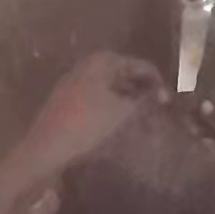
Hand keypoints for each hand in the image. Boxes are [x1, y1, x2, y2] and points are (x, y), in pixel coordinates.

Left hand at [13, 51, 167, 174]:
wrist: (44, 152)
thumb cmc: (86, 126)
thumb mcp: (122, 113)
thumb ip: (144, 101)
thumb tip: (162, 95)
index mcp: (100, 62)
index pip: (138, 64)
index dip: (157, 81)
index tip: (170, 101)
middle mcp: (86, 68)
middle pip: (122, 74)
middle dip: (142, 89)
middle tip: (159, 109)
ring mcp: (74, 86)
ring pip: (110, 88)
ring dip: (128, 101)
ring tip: (144, 119)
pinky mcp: (67, 105)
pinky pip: (97, 101)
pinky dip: (112, 109)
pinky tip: (120, 126)